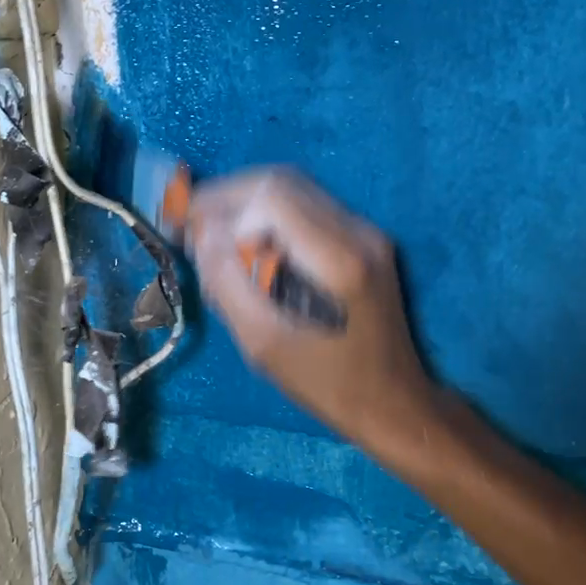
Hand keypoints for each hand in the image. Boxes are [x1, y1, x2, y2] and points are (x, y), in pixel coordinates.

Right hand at [188, 167, 434, 443]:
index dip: (222, 204)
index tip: (190, 231)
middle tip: (191, 224)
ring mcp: (366, 230)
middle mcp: (357, 232)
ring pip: (292, 187)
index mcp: (337, 260)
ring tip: (212, 229)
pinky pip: (306, 205)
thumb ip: (227, 282)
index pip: (271, 196)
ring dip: (245, 202)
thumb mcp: (263, 344)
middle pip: (280, 181)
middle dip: (228, 196)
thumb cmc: (328, 384)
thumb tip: (202, 233)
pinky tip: (245, 238)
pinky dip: (267, 212)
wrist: (396, 403)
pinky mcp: (364, 236)